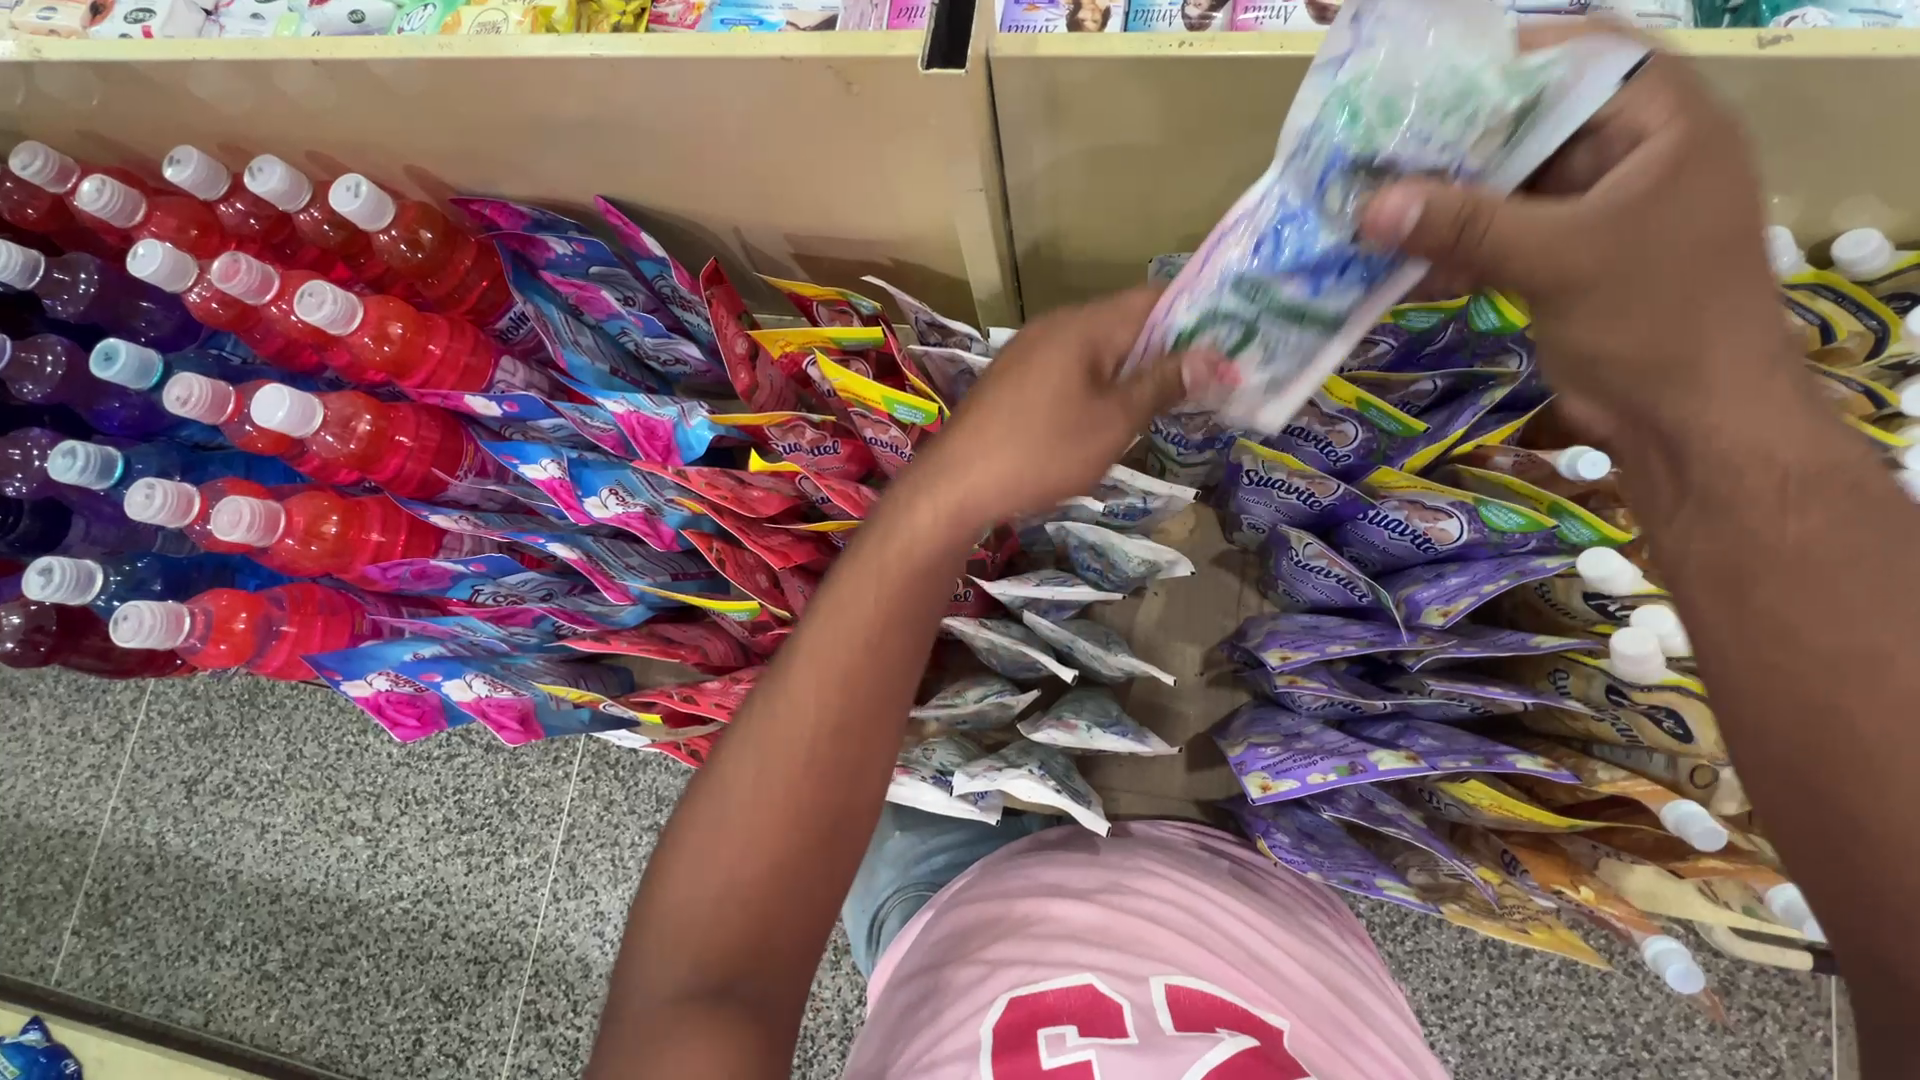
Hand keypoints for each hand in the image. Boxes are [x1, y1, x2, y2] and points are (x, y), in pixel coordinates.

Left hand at [899, 287, 1223, 529]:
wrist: (956, 484)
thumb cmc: (1041, 451)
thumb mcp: (1113, 422)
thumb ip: (1162, 383)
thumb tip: (1214, 355)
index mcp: (1085, 325)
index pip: (1155, 297)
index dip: (1199, 312)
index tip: (1235, 336)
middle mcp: (1057, 325)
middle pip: (1128, 320)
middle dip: (1172, 344)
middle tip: (1212, 374)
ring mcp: (1031, 351)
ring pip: (1100, 347)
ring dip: (1137, 365)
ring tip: (1174, 396)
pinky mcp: (1016, 379)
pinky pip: (1073, 366)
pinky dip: (1103, 380)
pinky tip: (1117, 409)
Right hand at [1356, 26, 1797, 442]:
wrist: (1690, 419)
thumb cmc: (1654, 321)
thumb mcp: (1560, 260)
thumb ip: (1466, 228)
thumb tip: (1369, 209)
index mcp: (1661, 123)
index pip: (1580, 56)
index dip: (1501, 62)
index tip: (1420, 84)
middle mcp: (1629, 155)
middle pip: (1529, 124)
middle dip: (1451, 141)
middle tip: (1375, 147)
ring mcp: (1593, 212)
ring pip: (1504, 186)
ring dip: (1441, 201)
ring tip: (1370, 202)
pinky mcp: (1563, 260)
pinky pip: (1497, 237)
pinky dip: (1451, 247)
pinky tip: (1397, 260)